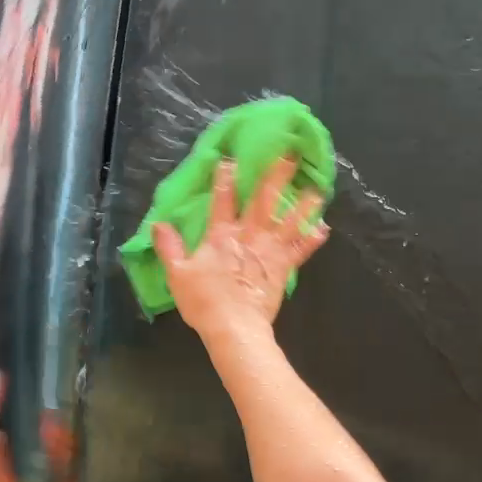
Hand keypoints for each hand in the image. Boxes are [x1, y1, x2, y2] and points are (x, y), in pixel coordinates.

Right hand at [152, 156, 328, 344]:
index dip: (225, 178)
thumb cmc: (204, 301)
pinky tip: (323, 229)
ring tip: (317, 188)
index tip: (230, 158)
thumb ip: (169, 247)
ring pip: (289, 221)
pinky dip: (312, 240)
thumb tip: (158, 224)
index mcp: (221, 235)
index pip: (222, 199)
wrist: (234, 326)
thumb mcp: (177, 274)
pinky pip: (300, 251)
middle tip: (290, 155)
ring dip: (304, 204)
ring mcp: (269, 251)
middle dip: (276, 176)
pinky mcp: (283, 268)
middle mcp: (249, 235)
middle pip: (264, 200)